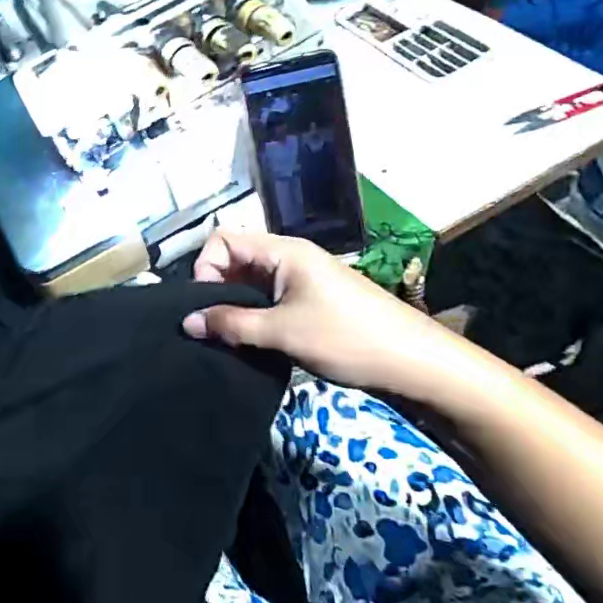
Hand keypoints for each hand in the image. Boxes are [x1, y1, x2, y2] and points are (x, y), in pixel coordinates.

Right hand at [184, 230, 498, 403]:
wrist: (415, 363)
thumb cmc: (347, 338)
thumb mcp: (282, 332)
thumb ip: (231, 325)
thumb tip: (187, 322)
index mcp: (283, 251)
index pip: (223, 240)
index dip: (205, 268)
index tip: (205, 306)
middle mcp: (290, 258)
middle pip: (235, 259)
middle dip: (216, 289)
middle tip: (212, 327)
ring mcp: (302, 280)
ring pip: (251, 283)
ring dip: (235, 306)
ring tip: (229, 339)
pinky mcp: (312, 302)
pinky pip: (269, 299)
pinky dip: (255, 316)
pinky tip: (253, 343)